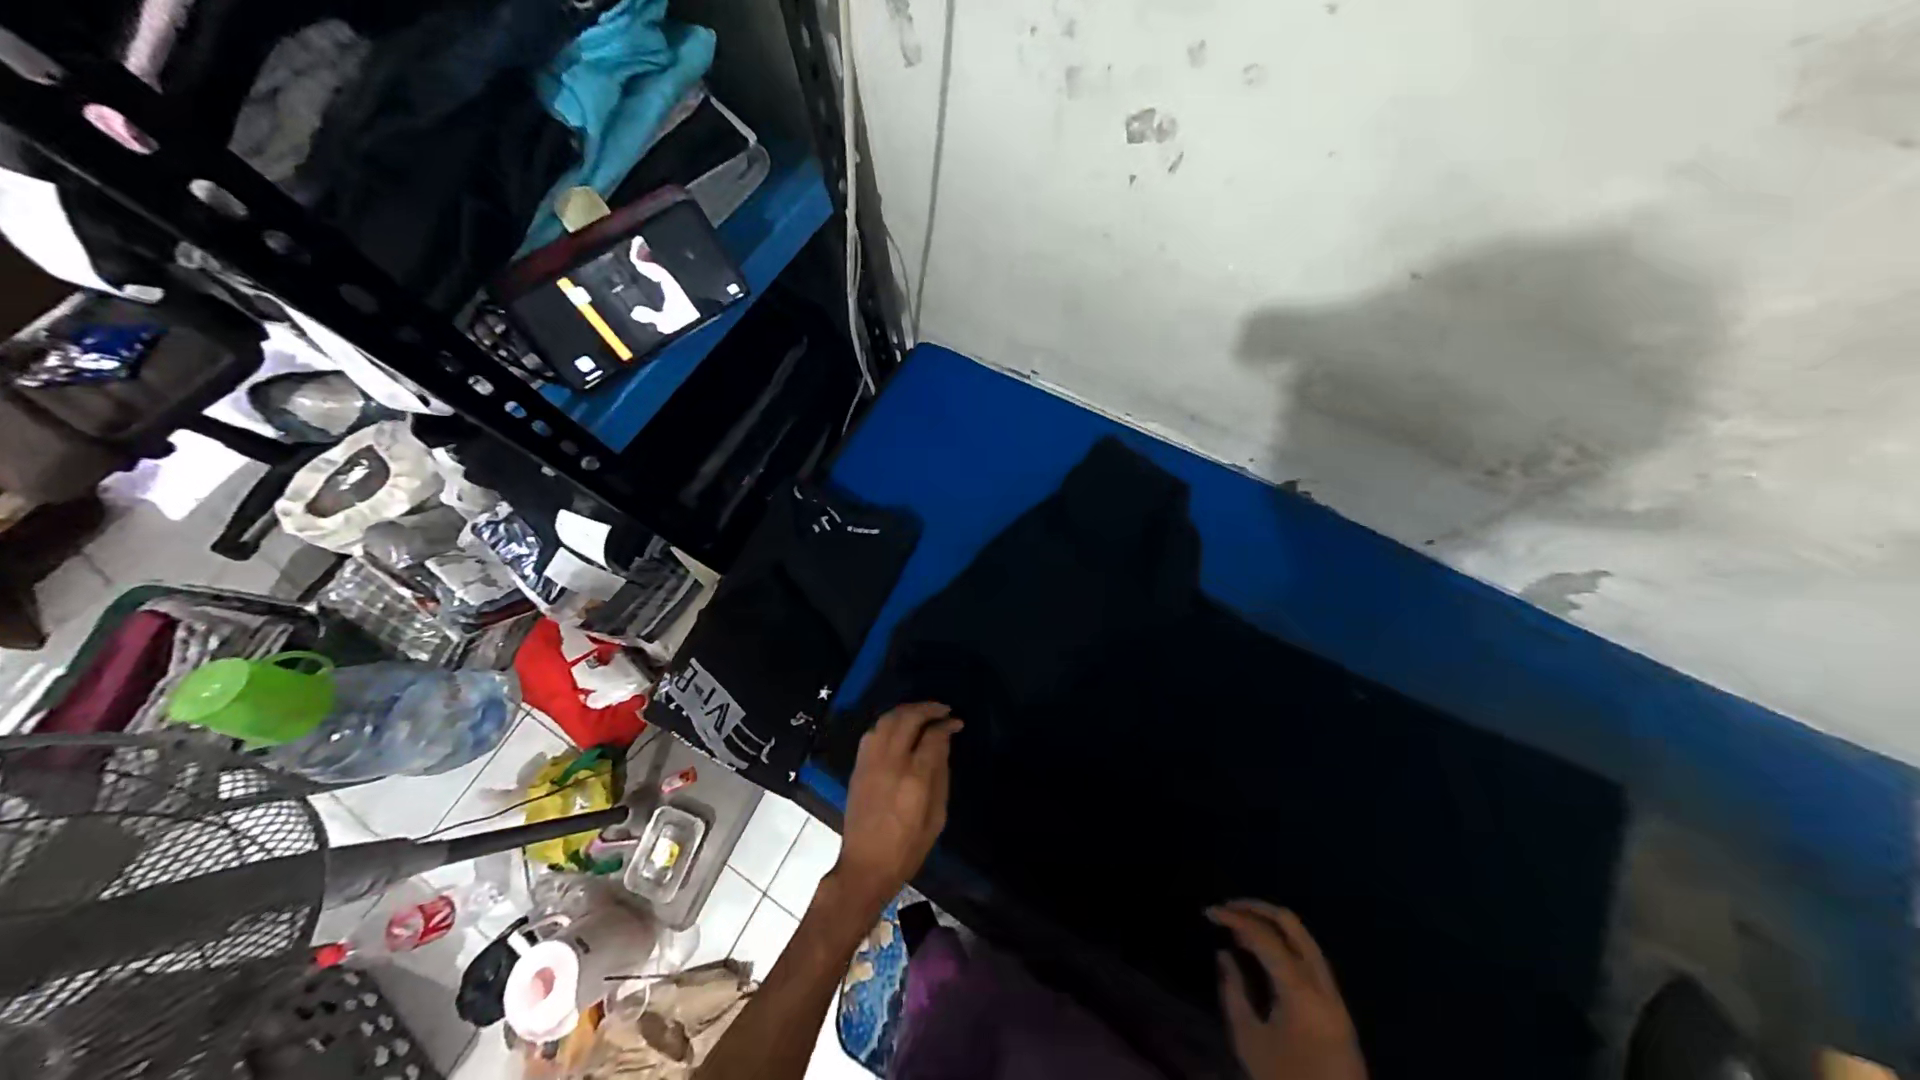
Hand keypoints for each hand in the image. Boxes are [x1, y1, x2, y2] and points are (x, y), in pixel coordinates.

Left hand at [832, 703, 961, 912]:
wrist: (866, 865)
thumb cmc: (908, 847)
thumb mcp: (937, 815)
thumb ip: (940, 774)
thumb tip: (943, 744)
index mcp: (915, 778)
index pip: (933, 736)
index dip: (946, 724)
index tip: (956, 722)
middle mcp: (890, 762)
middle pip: (907, 718)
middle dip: (927, 708)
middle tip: (942, 709)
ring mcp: (870, 762)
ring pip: (887, 720)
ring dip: (906, 710)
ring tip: (922, 713)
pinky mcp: (857, 766)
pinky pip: (872, 732)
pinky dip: (888, 722)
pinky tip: (899, 727)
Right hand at [1207, 901, 1366, 1079]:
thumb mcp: (1249, 1041)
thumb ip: (1234, 991)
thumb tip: (1224, 955)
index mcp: (1301, 993)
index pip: (1266, 938)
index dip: (1236, 918)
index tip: (1210, 913)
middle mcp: (1323, 985)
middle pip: (1293, 927)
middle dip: (1258, 909)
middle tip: (1227, 908)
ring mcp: (1335, 996)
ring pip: (1305, 939)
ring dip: (1272, 924)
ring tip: (1240, 925)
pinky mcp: (1337, 1007)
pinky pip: (1310, 958)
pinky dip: (1285, 943)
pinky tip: (1262, 949)